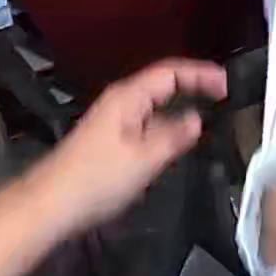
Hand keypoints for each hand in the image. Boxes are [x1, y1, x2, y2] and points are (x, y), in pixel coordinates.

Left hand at [23, 58, 227, 232]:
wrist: (50, 203)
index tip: (225, 81)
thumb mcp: (142, 160)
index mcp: (129, 96)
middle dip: (192, 84)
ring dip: (179, 102)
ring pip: (154, 102)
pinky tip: (174, 138)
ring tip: (207, 111)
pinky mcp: (110, 135)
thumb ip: (172, 137)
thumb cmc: (95, 179)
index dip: (199, 73)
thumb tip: (197, 119)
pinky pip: (147, 118)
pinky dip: (166, 120)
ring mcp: (114, 116)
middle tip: (222, 93)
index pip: (170, 72)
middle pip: (163, 82)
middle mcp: (122, 99)